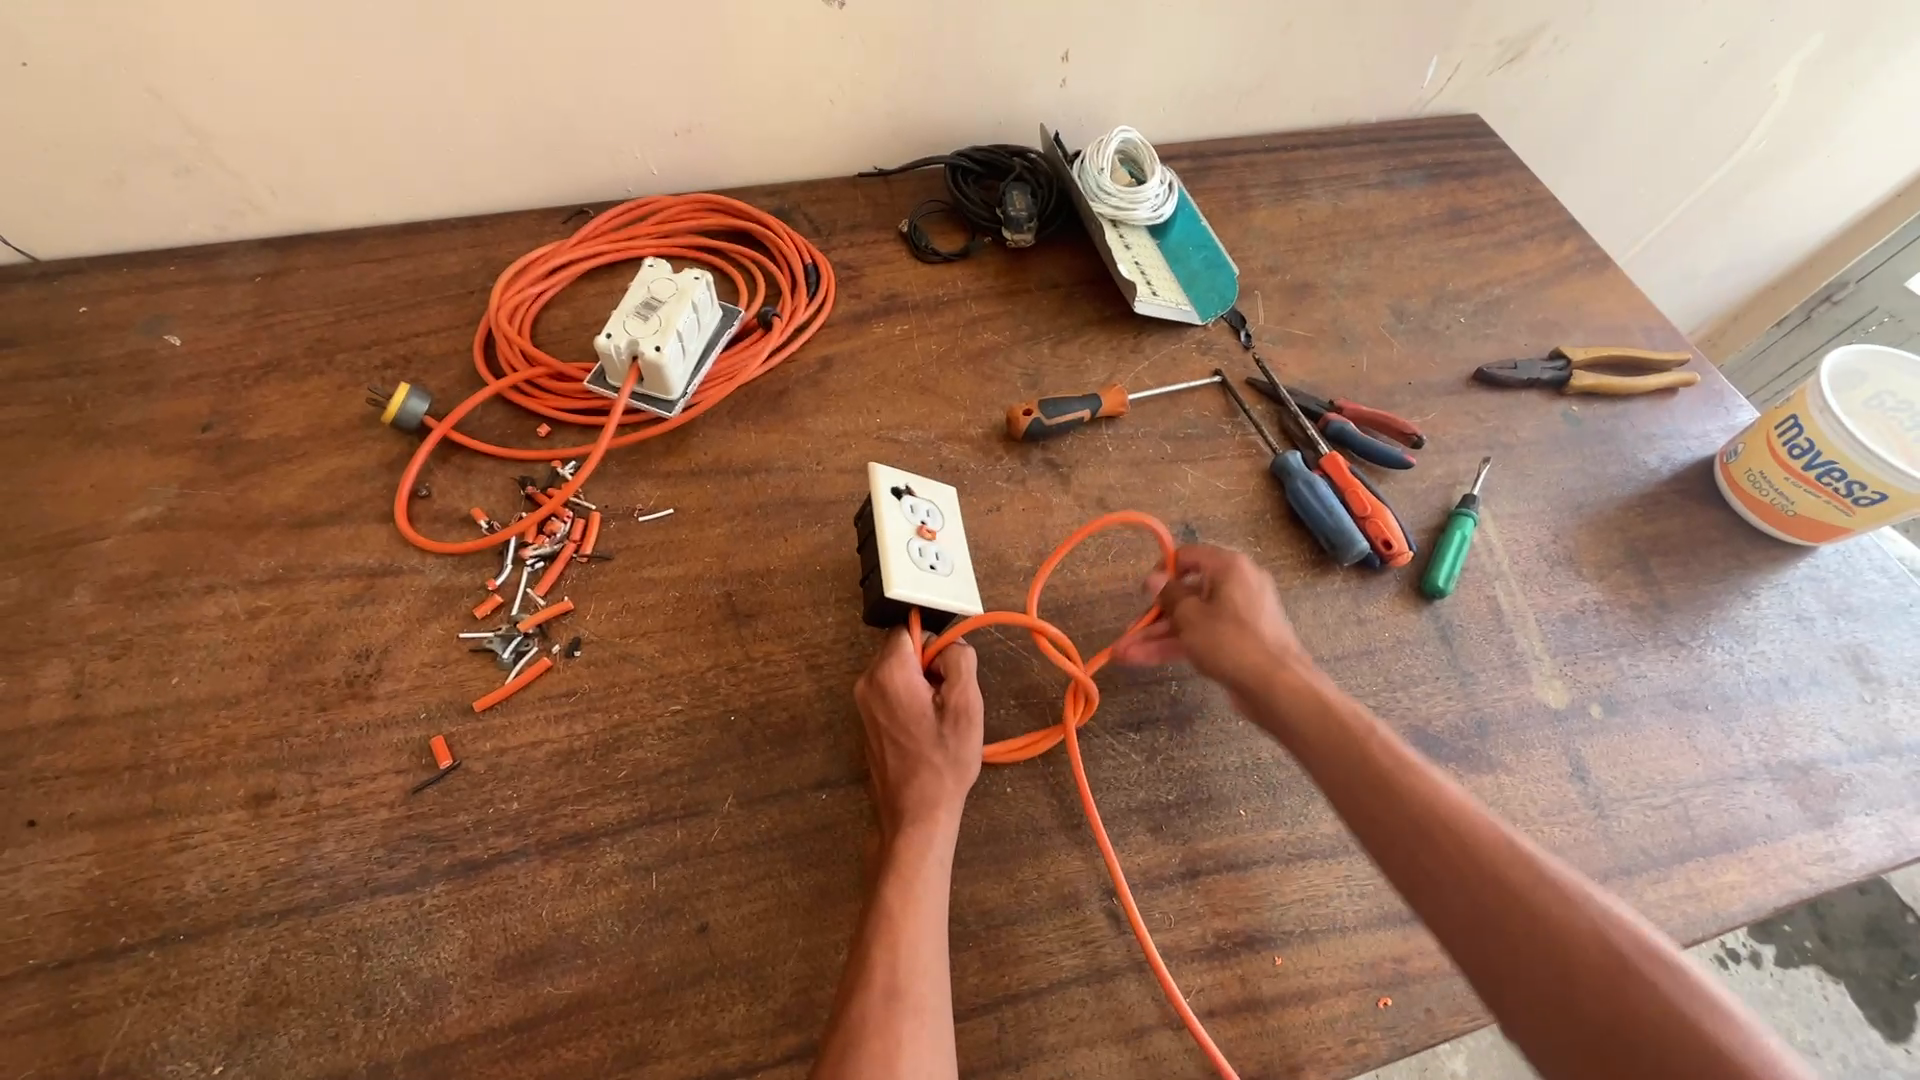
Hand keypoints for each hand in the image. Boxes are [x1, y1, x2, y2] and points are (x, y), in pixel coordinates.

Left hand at [853, 627, 983, 839]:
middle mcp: (867, 682)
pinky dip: (910, 701)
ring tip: (938, 718)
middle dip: (929, 666)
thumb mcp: (966, 705)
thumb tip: (949, 645)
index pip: (909, 628)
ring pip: (898, 671)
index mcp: (888, 672)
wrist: (915, 814)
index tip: (949, 674)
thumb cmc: (943, 762)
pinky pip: (891, 692)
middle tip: (948, 699)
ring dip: (921, 685)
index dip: (935, 645)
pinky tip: (925, 730)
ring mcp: (863, 703)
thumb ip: (959, 659)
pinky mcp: (867, 720)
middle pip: (902, 650)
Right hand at [1110, 543, 1313, 694]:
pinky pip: (1203, 635)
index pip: (1188, 556)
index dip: (1161, 570)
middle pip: (1186, 593)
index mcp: (1228, 567)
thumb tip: (1154, 578)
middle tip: (1128, 632)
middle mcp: (1235, 585)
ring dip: (1157, 636)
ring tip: (1123, 654)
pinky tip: (1143, 660)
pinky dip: (1177, 645)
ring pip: (1190, 619)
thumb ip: (1168, 596)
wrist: (1278, 686)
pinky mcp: (1238, 641)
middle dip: (1153, 616)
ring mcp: (1238, 615)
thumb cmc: (1231, 642)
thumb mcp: (1190, 617)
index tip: (1143, 591)